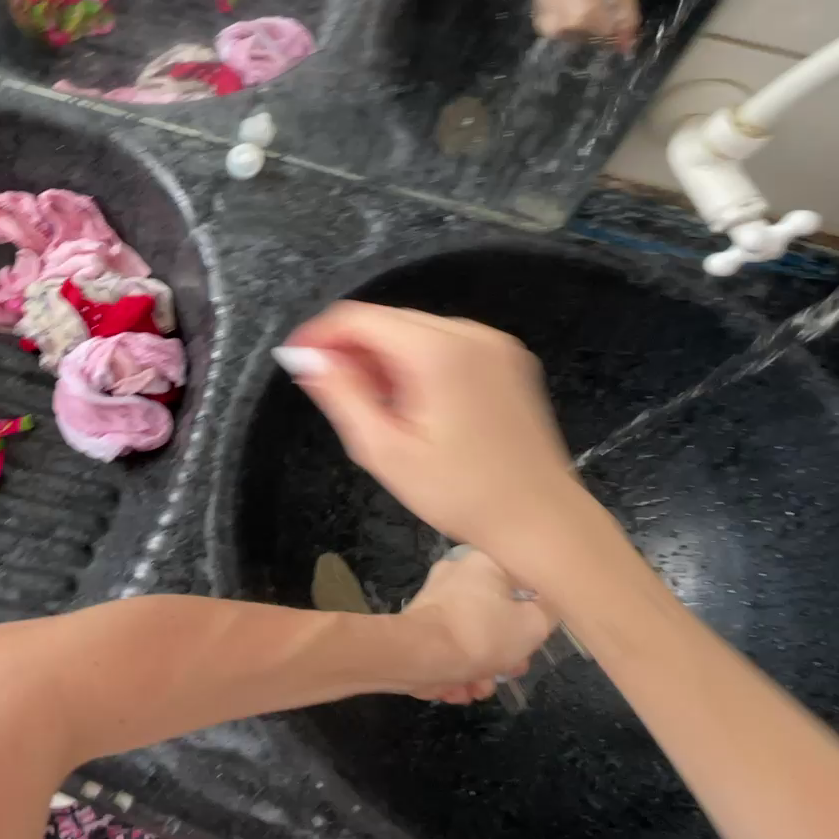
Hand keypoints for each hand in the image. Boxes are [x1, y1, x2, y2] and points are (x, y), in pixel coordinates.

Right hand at [276, 302, 613, 589]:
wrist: (542, 520)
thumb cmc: (459, 493)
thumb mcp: (384, 450)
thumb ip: (340, 394)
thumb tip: (304, 358)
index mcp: (439, 351)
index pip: (360, 318)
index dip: (320, 335)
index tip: (296, 362)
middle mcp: (470, 334)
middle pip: (388, 321)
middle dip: (350, 348)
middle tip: (329, 391)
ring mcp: (494, 344)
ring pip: (414, 331)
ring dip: (382, 357)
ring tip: (372, 406)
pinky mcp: (507, 360)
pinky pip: (444, 345)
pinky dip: (415, 363)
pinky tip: (409, 403)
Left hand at [400, 547, 553, 703]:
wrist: (418, 655)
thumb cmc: (482, 635)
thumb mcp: (533, 625)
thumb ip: (548, 612)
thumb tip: (546, 604)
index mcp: (483, 563)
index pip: (522, 582)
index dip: (535, 613)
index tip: (535, 635)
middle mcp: (457, 575)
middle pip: (498, 616)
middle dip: (507, 651)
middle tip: (510, 669)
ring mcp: (436, 601)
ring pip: (474, 637)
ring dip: (483, 668)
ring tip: (480, 686)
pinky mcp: (420, 626)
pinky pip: (450, 647)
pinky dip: (458, 669)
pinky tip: (460, 688)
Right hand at [518, 0, 640, 49]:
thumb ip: (628, 13)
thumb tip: (629, 46)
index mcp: (586, 19)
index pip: (610, 36)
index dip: (620, 26)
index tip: (624, 13)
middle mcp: (565, 30)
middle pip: (593, 39)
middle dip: (603, 24)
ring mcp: (550, 30)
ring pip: (578, 37)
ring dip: (588, 24)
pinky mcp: (540, 26)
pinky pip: (564, 31)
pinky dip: (572, 21)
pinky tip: (573, 1)